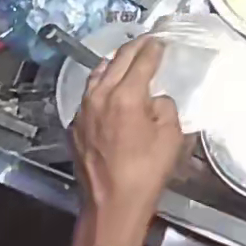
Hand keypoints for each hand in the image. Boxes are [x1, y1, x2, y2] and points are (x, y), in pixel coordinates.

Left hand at [69, 36, 185, 245]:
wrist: (112, 204)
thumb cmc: (147, 171)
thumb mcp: (171, 136)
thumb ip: (164, 107)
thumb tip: (154, 100)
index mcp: (126, 96)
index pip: (141, 61)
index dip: (153, 49)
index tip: (160, 41)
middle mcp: (99, 97)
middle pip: (117, 61)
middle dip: (134, 49)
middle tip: (146, 42)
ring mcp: (82, 111)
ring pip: (97, 74)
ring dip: (114, 62)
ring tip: (126, 57)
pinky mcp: (74, 126)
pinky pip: (89, 94)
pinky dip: (102, 84)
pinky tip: (110, 87)